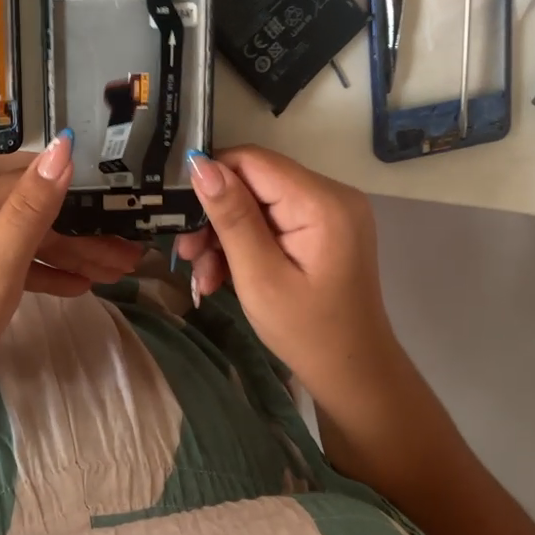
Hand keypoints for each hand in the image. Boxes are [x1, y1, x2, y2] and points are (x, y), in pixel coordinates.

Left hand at [0, 149, 144, 287]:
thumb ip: (30, 208)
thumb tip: (63, 147)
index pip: (40, 180)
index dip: (85, 192)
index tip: (128, 206)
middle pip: (41, 211)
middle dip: (88, 230)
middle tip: (133, 254)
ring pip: (35, 240)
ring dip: (77, 254)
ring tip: (120, 272)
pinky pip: (21, 264)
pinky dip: (52, 272)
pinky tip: (82, 286)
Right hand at [175, 146, 392, 377]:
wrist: (353, 373)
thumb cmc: (306, 331)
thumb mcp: (259, 277)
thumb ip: (232, 217)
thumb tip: (200, 165)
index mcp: (322, 202)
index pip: (252, 161)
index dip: (211, 179)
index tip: (181, 218)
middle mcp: (331, 194)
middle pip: (253, 181)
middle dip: (215, 216)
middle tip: (188, 256)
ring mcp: (329, 211)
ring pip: (257, 201)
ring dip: (224, 235)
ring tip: (205, 275)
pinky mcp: (322, 228)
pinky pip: (272, 219)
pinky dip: (245, 243)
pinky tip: (224, 274)